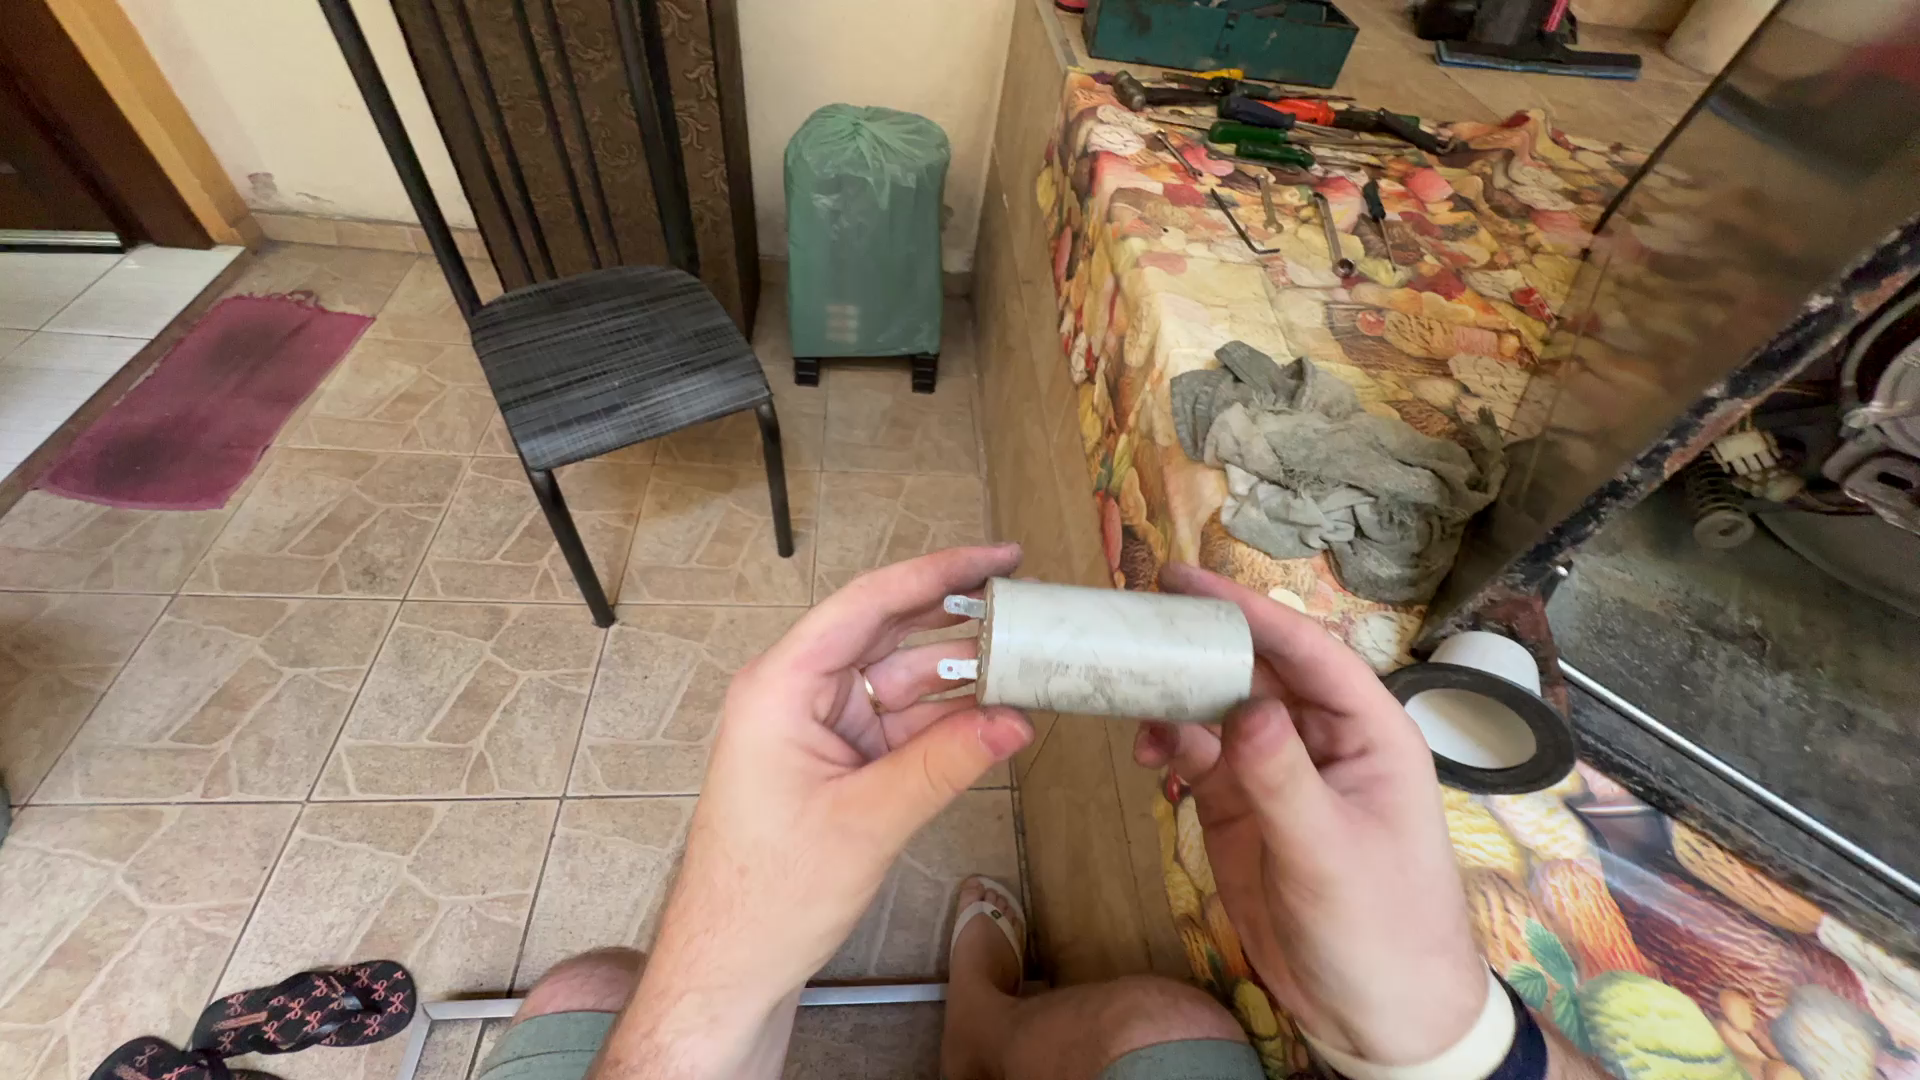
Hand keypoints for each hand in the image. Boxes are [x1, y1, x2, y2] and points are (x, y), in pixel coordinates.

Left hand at [608, 545, 1033, 1077]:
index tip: (996, 557)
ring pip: (901, 676)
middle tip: (1019, 596)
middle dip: (954, 615)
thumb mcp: (868, 821)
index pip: (868, 604)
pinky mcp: (840, 753)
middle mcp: (799, 689)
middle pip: (887, 631)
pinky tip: (992, 711)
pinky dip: (946, 716)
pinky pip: (902, 719)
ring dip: (959, 671)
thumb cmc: (770, 894)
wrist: (731, 966)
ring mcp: (821, 721)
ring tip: (1021, 655)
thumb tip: (1017, 720)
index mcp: (781, 684)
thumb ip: (947, 763)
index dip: (937, 573)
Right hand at [1137, 562, 1486, 1065]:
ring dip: (1174, 700)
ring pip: (1215, 706)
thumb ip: (1283, 778)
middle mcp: (1316, 735)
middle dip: (1197, 646)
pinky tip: (1149, 759)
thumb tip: (1245, 707)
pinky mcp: (1238, 798)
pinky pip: (1195, 751)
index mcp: (1364, 730)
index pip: (1306, 650)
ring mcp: (1273, 766)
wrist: (1371, 1015)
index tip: (1184, 581)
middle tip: (1136, 626)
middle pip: (1251, 668)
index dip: (1247, 610)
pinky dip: (1168, 745)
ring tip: (1135, 706)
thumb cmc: (1378, 929)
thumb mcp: (1329, 854)